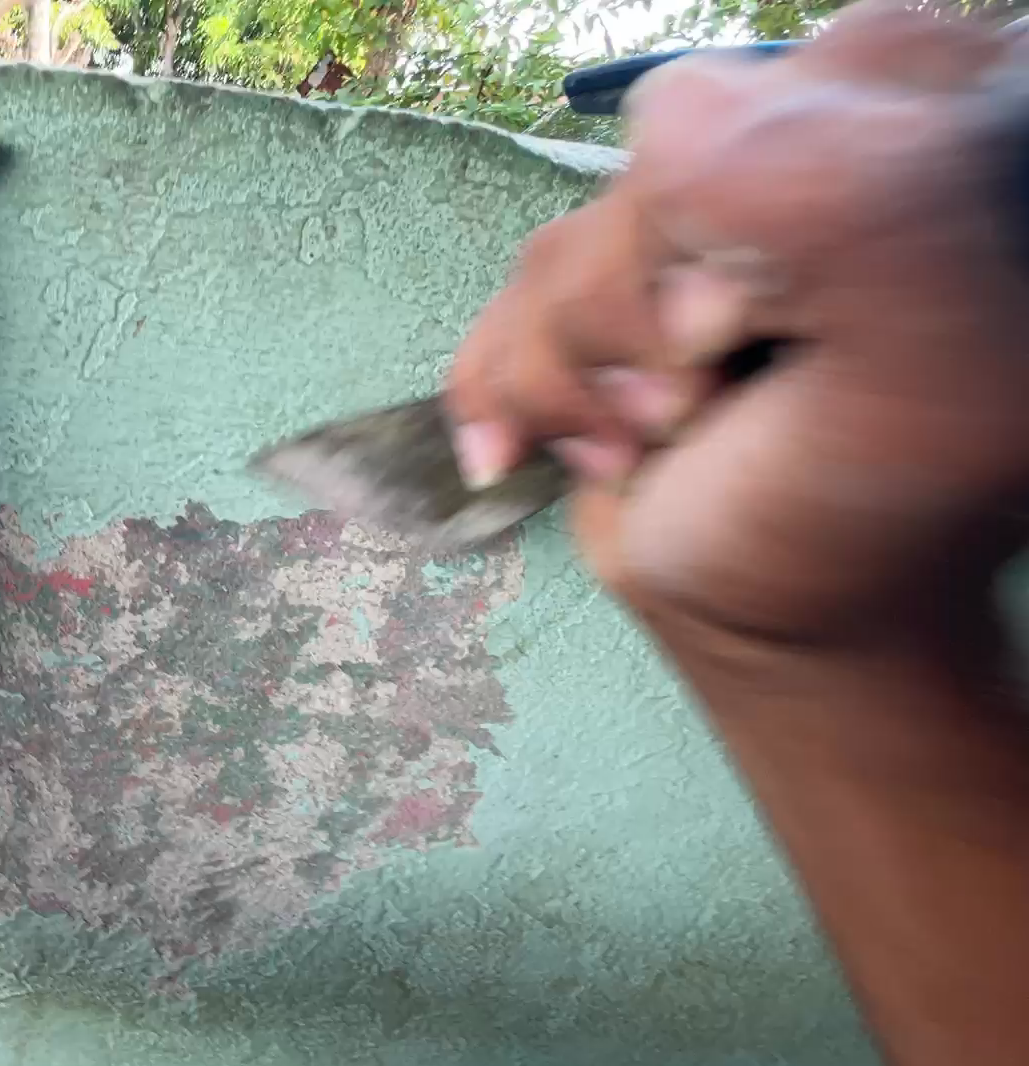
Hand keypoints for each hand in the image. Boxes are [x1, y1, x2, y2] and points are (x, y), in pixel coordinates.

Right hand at [446, 3, 1028, 659]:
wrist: (745, 610)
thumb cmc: (839, 530)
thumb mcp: (919, 389)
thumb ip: (863, 212)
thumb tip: (675, 106)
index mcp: (923, 160)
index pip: (753, 108)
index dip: (710, 237)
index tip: (740, 344)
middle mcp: (796, 189)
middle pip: (624, 196)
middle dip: (617, 333)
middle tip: (681, 412)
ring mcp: (679, 258)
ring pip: (543, 266)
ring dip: (559, 387)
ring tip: (635, 449)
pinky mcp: (593, 316)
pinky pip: (491, 322)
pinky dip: (496, 400)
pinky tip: (530, 450)